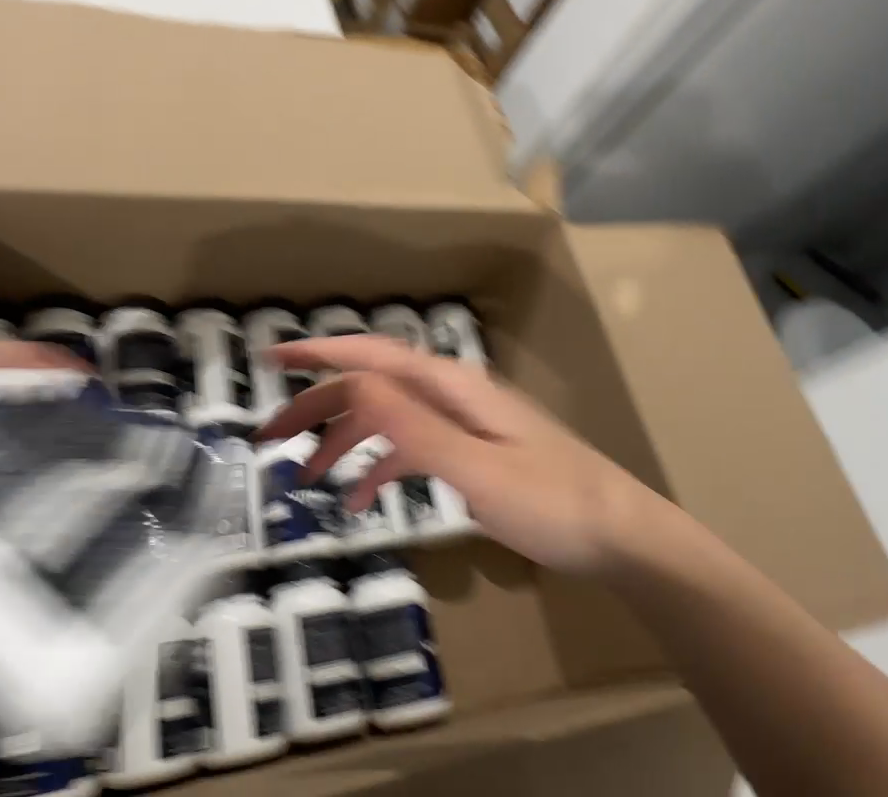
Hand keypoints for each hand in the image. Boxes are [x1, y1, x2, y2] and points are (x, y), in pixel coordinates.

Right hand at [256, 335, 670, 576]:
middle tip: (268, 438)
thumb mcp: (478, 468)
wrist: (619, 535)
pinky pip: (409, 451)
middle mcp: (450, 396)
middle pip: (371, 388)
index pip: (373, 356)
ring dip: (342, 442)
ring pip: (385, 420)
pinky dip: (377, 469)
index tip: (271, 355)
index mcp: (451, 388)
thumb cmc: (553, 501)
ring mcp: (459, 425)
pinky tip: (357, 500)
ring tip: (303, 475)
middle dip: (317, 406)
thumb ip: (415, 428)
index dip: (319, 352)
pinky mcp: (467, 454)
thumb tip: (352, 383)